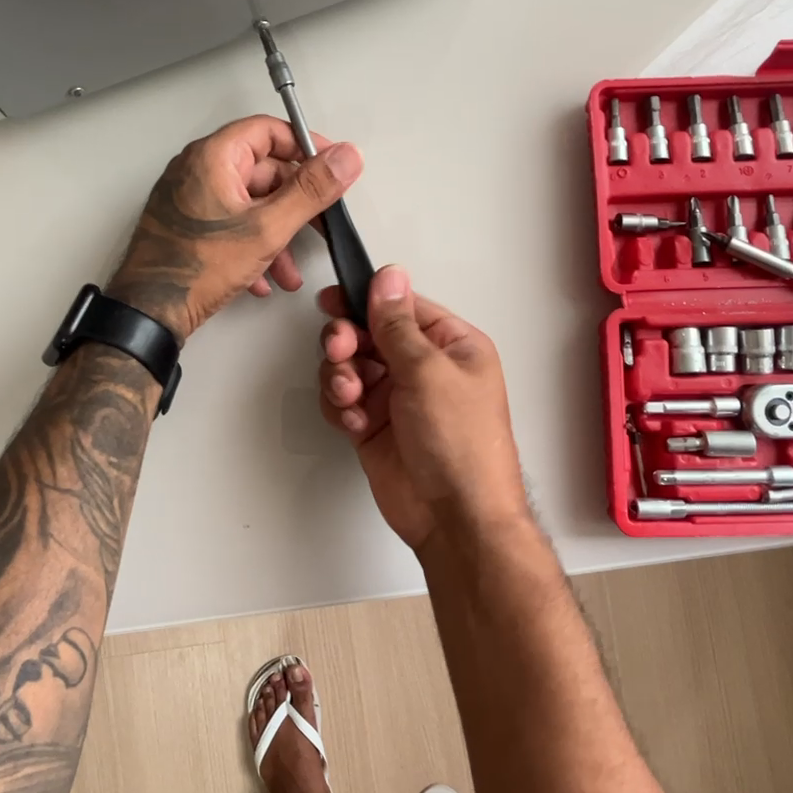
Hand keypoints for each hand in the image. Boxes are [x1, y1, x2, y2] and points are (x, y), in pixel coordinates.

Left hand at [108, 115, 362, 340]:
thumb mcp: (267, 229)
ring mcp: (189, 199)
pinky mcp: (186, 226)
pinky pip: (229, 225)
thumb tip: (345, 158)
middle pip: (262, 171)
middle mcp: (196, 171)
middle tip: (321, 225)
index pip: (268, 131)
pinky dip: (252, 246)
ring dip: (276, 235)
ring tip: (291, 269)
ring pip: (248, 204)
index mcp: (213, 157)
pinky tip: (264, 278)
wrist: (149, 312)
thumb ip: (311, 191)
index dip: (305, 147)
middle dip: (294, 205)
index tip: (330, 168)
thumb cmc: (192, 269)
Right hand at [317, 266, 526, 552]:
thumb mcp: (429, 371)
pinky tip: (352, 422)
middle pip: (368, 334)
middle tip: (341, 352)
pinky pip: (342, 400)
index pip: (400, 307)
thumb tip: (389, 275)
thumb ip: (397, 323)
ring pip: (349, 366)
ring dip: (341, 376)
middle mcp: (422, 367)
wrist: (454, 517)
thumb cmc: (460, 443)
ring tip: (351, 397)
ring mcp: (396, 397)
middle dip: (347, 342)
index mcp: (450, 345)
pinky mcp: (372, 426)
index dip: (365, 301)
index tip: (332, 301)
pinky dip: (339, 407)